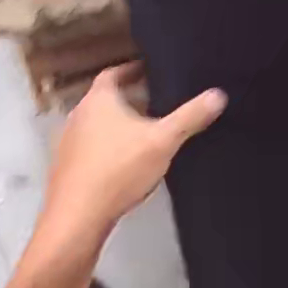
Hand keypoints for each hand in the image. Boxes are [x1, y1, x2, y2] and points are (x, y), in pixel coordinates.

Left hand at [28, 63, 226, 269]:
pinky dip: (111, 145)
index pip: (114, 73)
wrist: (76, 219)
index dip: (132, 69)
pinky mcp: (68, 167)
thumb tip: (218, 94)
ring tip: (149, 129)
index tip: (151, 69)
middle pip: (107, 98)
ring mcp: (69, 142)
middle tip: (159, 98)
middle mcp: (79, 115)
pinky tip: (130, 160)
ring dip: (121, 123)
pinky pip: (93, 146)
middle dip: (131, 97)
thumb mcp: (163, 141)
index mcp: (99, 100)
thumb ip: (190, 117)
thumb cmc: (118, 170)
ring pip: (99, 123)